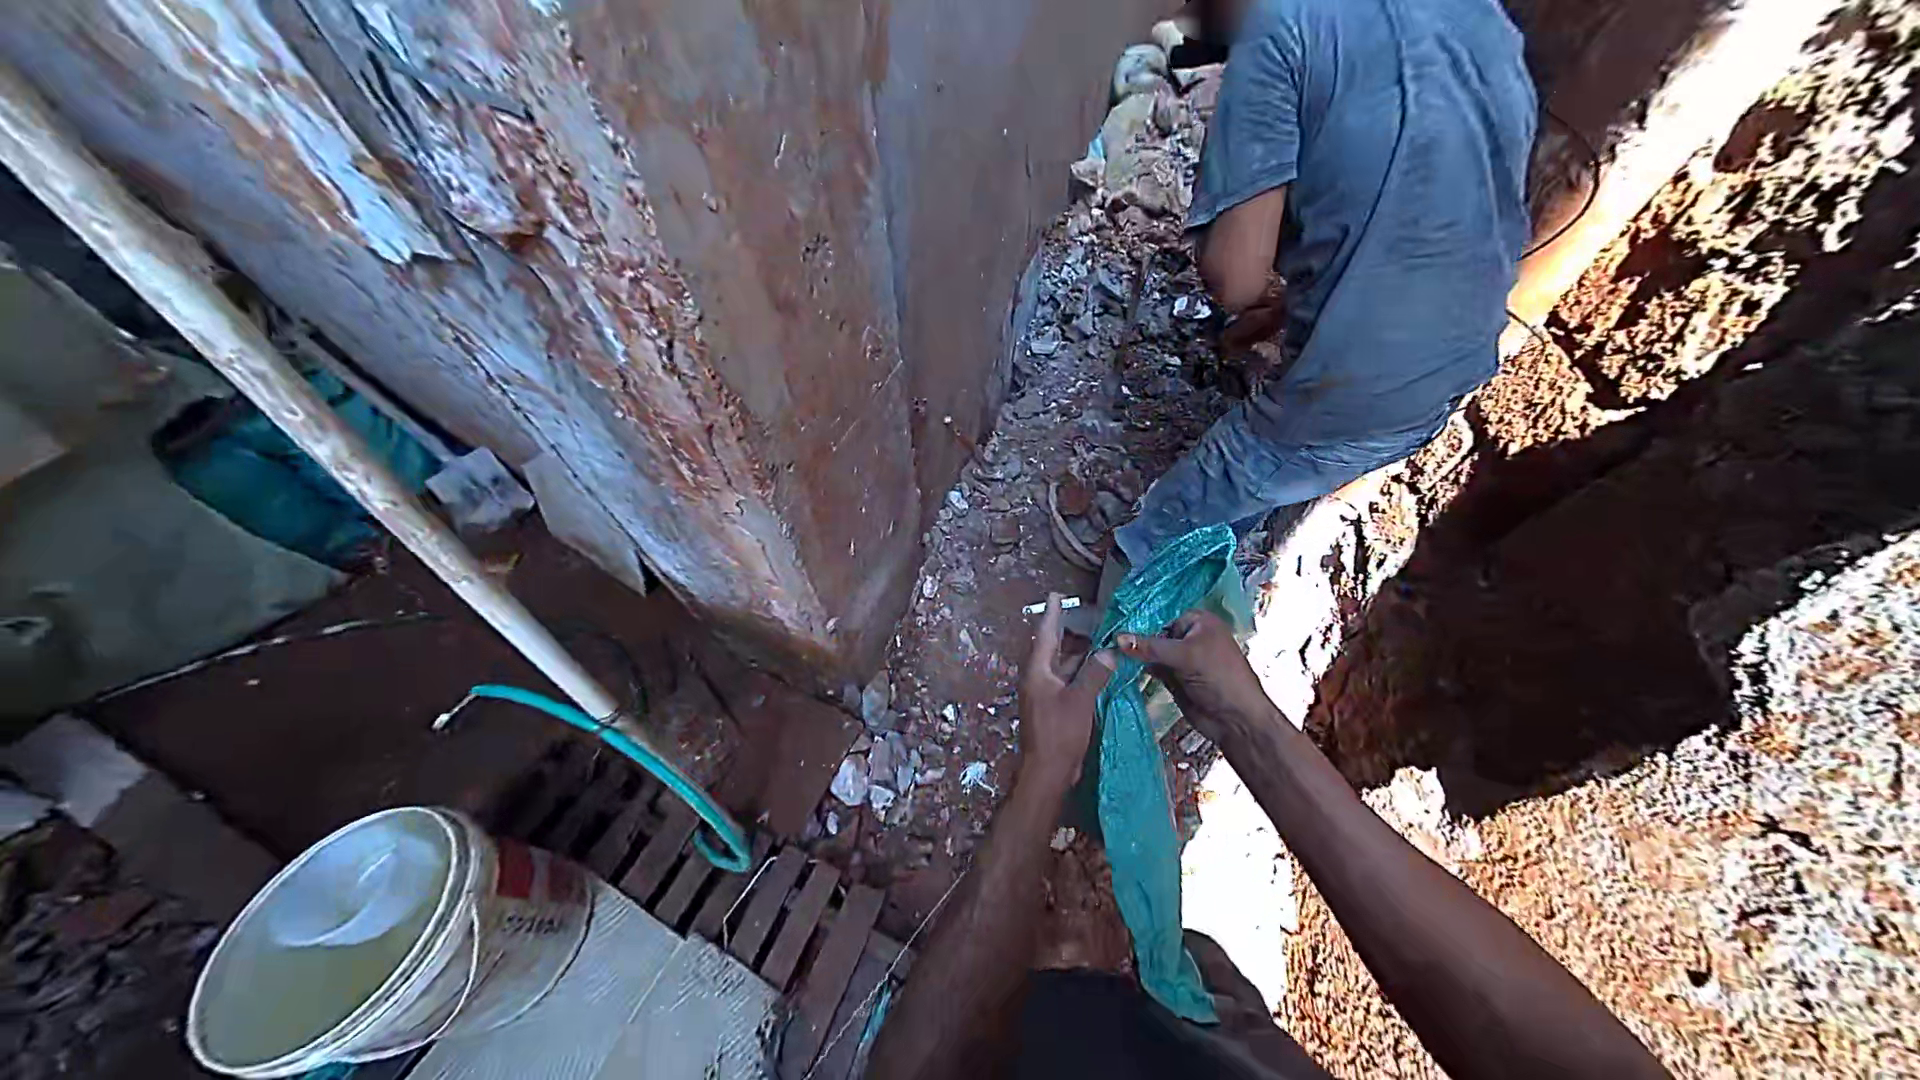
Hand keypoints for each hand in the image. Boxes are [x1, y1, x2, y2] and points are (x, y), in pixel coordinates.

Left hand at [1019, 594, 1115, 792]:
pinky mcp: (1054, 707)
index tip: (1056, 595)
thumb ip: (1095, 674)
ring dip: (1080, 654)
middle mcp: (1038, 678)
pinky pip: (1068, 681)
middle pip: (1055, 648)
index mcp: (1038, 670)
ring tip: (1100, 640)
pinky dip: (1082, 673)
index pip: (1046, 634)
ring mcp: (1045, 693)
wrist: (1047, 771)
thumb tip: (1109, 653)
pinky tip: (1098, 670)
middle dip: (1071, 632)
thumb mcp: (1080, 700)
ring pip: (1064, 665)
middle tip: (1089, 617)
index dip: (1053, 613)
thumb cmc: (1059, 733)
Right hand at [1117, 611, 1277, 741]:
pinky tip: (1121, 666)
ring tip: (1110, 653)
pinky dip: (1139, 668)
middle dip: (1135, 640)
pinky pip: (1151, 668)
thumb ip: (1151, 647)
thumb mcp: (1186, 656)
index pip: (1162, 617)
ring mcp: (1181, 659)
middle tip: (1108, 642)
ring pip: (1151, 652)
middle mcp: (1190, 637)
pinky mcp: (1174, 677)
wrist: (1236, 720)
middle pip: (1155, 634)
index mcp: (1199, 622)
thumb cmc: (1220, 678)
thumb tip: (1118, 638)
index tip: (1115, 629)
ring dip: (1135, 655)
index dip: (1141, 624)